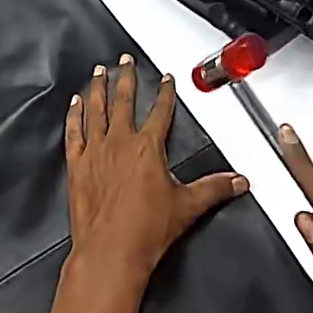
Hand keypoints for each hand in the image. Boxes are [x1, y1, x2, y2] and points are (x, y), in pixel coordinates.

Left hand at [65, 54, 248, 278]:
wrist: (111, 252)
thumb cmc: (146, 230)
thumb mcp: (187, 206)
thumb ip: (214, 189)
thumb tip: (238, 182)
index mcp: (147, 147)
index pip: (160, 111)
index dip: (165, 92)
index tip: (166, 78)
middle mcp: (120, 141)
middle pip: (124, 100)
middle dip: (126, 77)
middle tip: (124, 60)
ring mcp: (96, 150)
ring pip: (96, 109)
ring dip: (98, 88)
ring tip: (98, 71)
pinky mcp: (77, 163)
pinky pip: (74, 131)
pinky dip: (74, 115)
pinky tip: (74, 103)